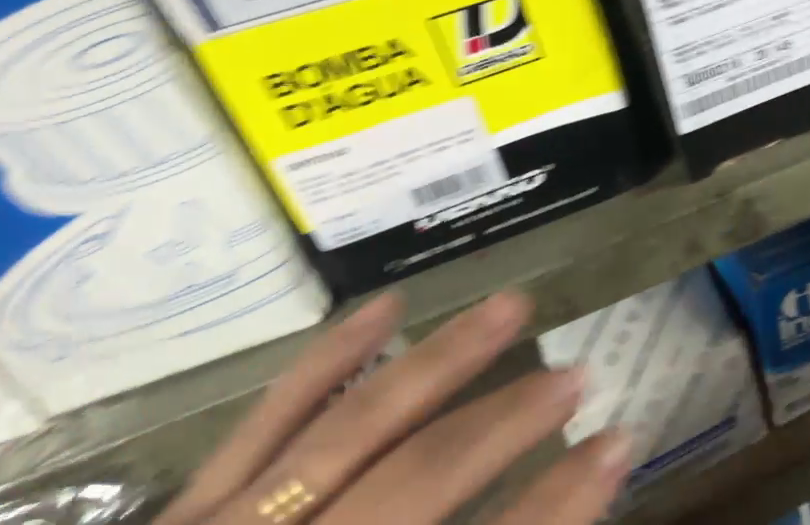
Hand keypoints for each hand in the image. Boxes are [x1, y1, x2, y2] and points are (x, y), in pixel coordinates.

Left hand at [154, 292, 628, 524]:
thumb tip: (545, 520)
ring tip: (508, 306)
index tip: (621, 446)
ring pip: (353, 430)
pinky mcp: (188, 513)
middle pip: (420, 483)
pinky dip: (329, 362)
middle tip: (578, 376)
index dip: (560, 507)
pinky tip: (384, 308)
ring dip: (440, 363)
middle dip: (508, 425)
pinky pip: (265, 422)